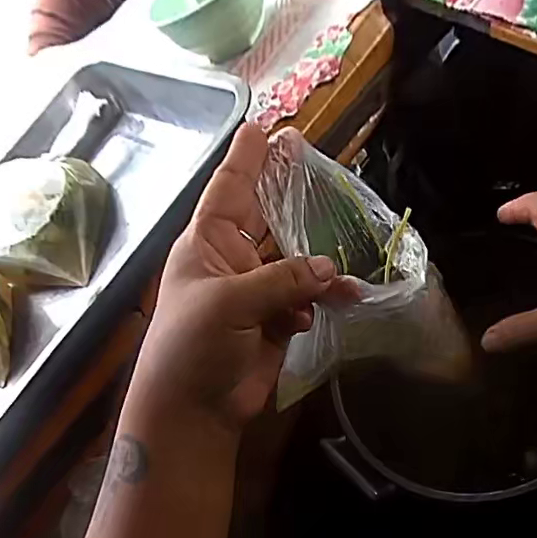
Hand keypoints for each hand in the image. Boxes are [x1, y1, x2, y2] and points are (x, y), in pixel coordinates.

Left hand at [132, 123, 354, 433]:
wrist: (195, 409)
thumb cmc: (193, 346)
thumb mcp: (230, 303)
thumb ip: (282, 280)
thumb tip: (330, 268)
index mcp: (207, 245)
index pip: (229, 190)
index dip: (248, 160)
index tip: (266, 127)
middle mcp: (233, 263)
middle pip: (267, 221)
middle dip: (291, 199)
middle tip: (318, 169)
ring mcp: (256, 295)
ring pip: (296, 267)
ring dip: (318, 267)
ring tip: (343, 268)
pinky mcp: (275, 325)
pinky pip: (305, 303)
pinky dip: (319, 303)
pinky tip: (335, 304)